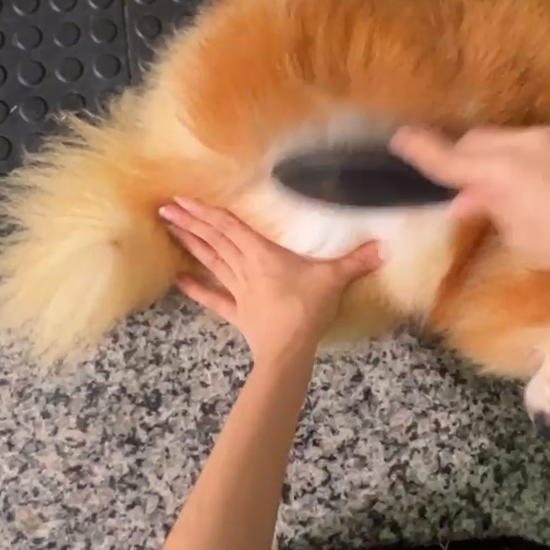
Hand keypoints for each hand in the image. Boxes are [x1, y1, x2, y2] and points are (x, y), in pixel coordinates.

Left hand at [159, 197, 380, 365]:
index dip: (206, 211)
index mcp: (261, 253)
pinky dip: (196, 289)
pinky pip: (213, 298)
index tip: (182, 199)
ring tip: (169, 229)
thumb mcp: (333, 278)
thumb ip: (356, 260)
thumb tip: (385, 246)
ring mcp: (237, 291)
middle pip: (213, 240)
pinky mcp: (237, 313)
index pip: (229, 227)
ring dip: (189, 245)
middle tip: (164, 208)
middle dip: (189, 223)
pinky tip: (178, 280)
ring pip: (209, 262)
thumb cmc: (307, 308)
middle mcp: (244, 267)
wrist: (290, 350)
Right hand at [390, 123, 549, 287]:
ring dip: (508, 159)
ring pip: (515, 139)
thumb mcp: (525, 238)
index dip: (421, 149)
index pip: (450, 158)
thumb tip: (466, 199)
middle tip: (470, 184)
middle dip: (466, 156)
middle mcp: (526, 143)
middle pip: (478, 139)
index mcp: (503, 174)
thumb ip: (492, 210)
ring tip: (531, 191)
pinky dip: (544, 157)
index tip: (400, 137)